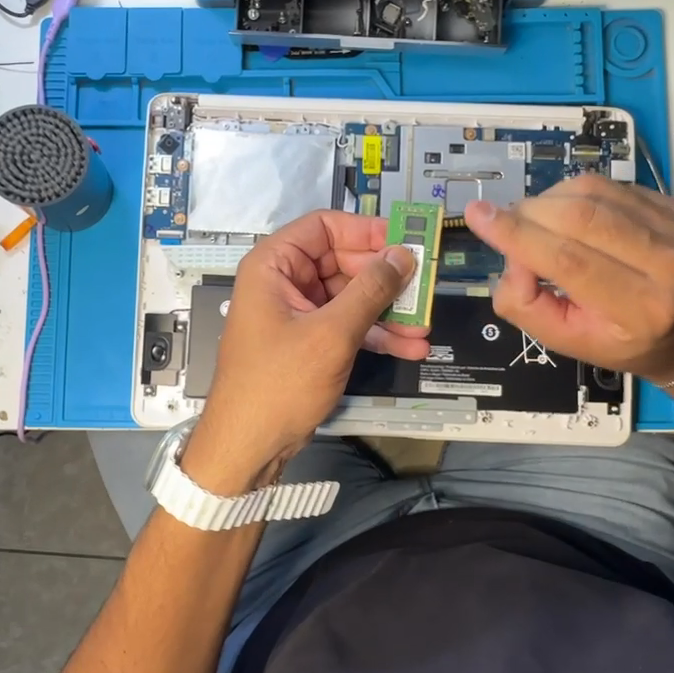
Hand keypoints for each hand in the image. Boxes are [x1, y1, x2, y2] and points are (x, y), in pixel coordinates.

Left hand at [192, 210, 429, 486]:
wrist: (248, 446)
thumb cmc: (280, 383)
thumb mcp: (331, 333)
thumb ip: (370, 290)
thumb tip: (403, 255)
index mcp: (274, 265)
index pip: (324, 226)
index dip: (366, 230)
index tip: (406, 240)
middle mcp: (283, 282)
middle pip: (343, 261)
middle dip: (385, 278)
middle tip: (425, 287)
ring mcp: (297, 313)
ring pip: (351, 296)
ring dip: (388, 310)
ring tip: (424, 326)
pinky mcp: (309, 341)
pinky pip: (348, 324)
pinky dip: (377, 334)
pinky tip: (410, 347)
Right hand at [462, 176, 673, 385]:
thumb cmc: (625, 342)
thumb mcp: (569, 343)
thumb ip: (527, 306)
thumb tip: (510, 257)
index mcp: (641, 310)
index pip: (568, 260)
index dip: (517, 235)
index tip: (478, 215)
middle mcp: (668, 265)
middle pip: (580, 217)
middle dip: (530, 213)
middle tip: (506, 221)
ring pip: (594, 192)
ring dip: (550, 200)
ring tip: (537, 220)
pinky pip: (612, 186)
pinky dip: (577, 195)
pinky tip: (570, 215)